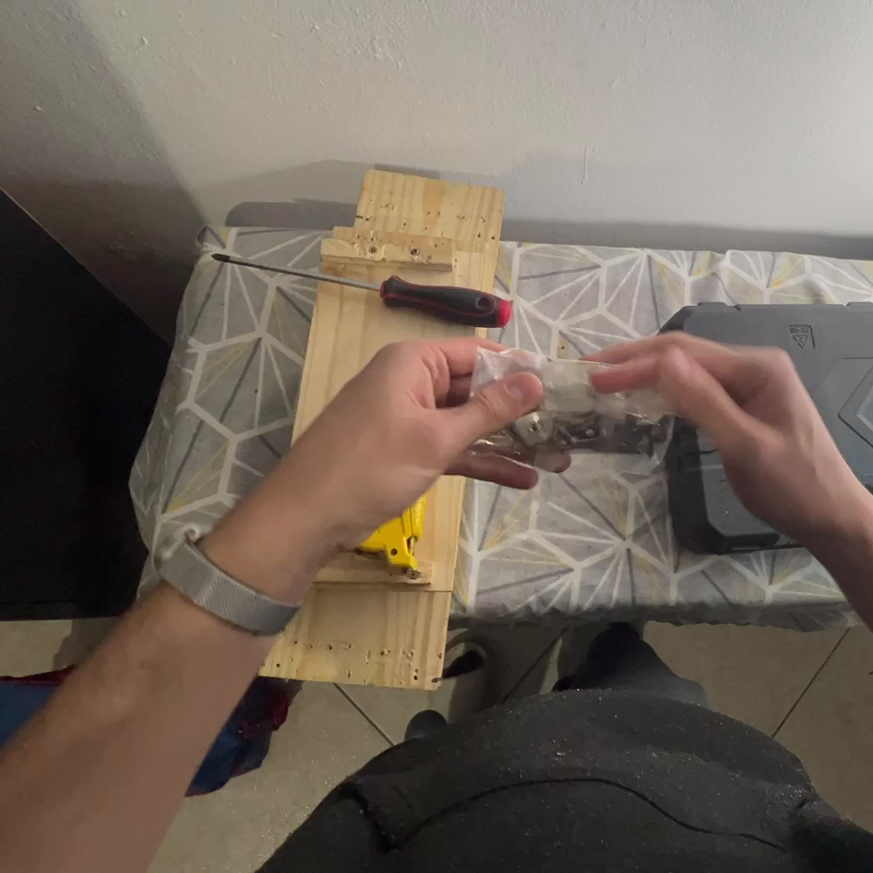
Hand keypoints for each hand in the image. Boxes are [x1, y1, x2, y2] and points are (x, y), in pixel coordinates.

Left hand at [205, 337, 544, 599]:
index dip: (519, 368)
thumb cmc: (370, 466)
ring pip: (469, 421)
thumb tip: (535, 381)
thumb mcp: (436, 438)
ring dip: (507, 441)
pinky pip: (454, 447)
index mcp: (414, 363)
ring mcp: (411, 418)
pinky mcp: (409, 450)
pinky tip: (521, 478)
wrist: (306, 519)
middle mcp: (413, 382)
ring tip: (555, 457)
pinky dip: (482, 461)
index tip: (559, 385)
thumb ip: (489, 410)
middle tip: (566, 425)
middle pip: (476, 388)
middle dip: (518, 410)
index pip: (478, 353)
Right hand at [588, 333, 872, 552]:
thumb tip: (661, 361)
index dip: (635, 364)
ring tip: (604, 382)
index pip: (683, 355)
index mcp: (756, 367)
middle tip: (588, 372)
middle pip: (682, 354)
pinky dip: (664, 392)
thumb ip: (704, 402)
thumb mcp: (746, 447)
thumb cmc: (795, 487)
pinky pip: (696, 390)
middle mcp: (751, 366)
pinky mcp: (742, 405)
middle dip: (633, 361)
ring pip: (686, 371)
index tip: (594, 377)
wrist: (834, 519)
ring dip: (645, 374)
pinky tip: (641, 398)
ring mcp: (748, 384)